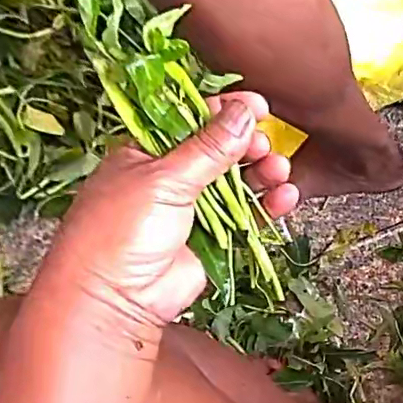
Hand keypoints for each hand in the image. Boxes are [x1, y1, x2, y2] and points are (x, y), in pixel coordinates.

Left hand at [36, 92, 298, 348]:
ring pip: (239, 184)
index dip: (226, 111)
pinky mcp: (215, 240)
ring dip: (262, 175)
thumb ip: (209, 147)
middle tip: (267, 145)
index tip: (258, 107)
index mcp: (148, 152)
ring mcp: (195, 210)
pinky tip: (285, 198)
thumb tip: (243, 112)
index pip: (193, 121)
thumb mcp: (164, 178)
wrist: (118, 296)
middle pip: (222, 152)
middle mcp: (173, 178)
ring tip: (280, 171)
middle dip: (249, 146)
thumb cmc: (121, 230)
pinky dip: (268, 206)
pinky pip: (248, 218)